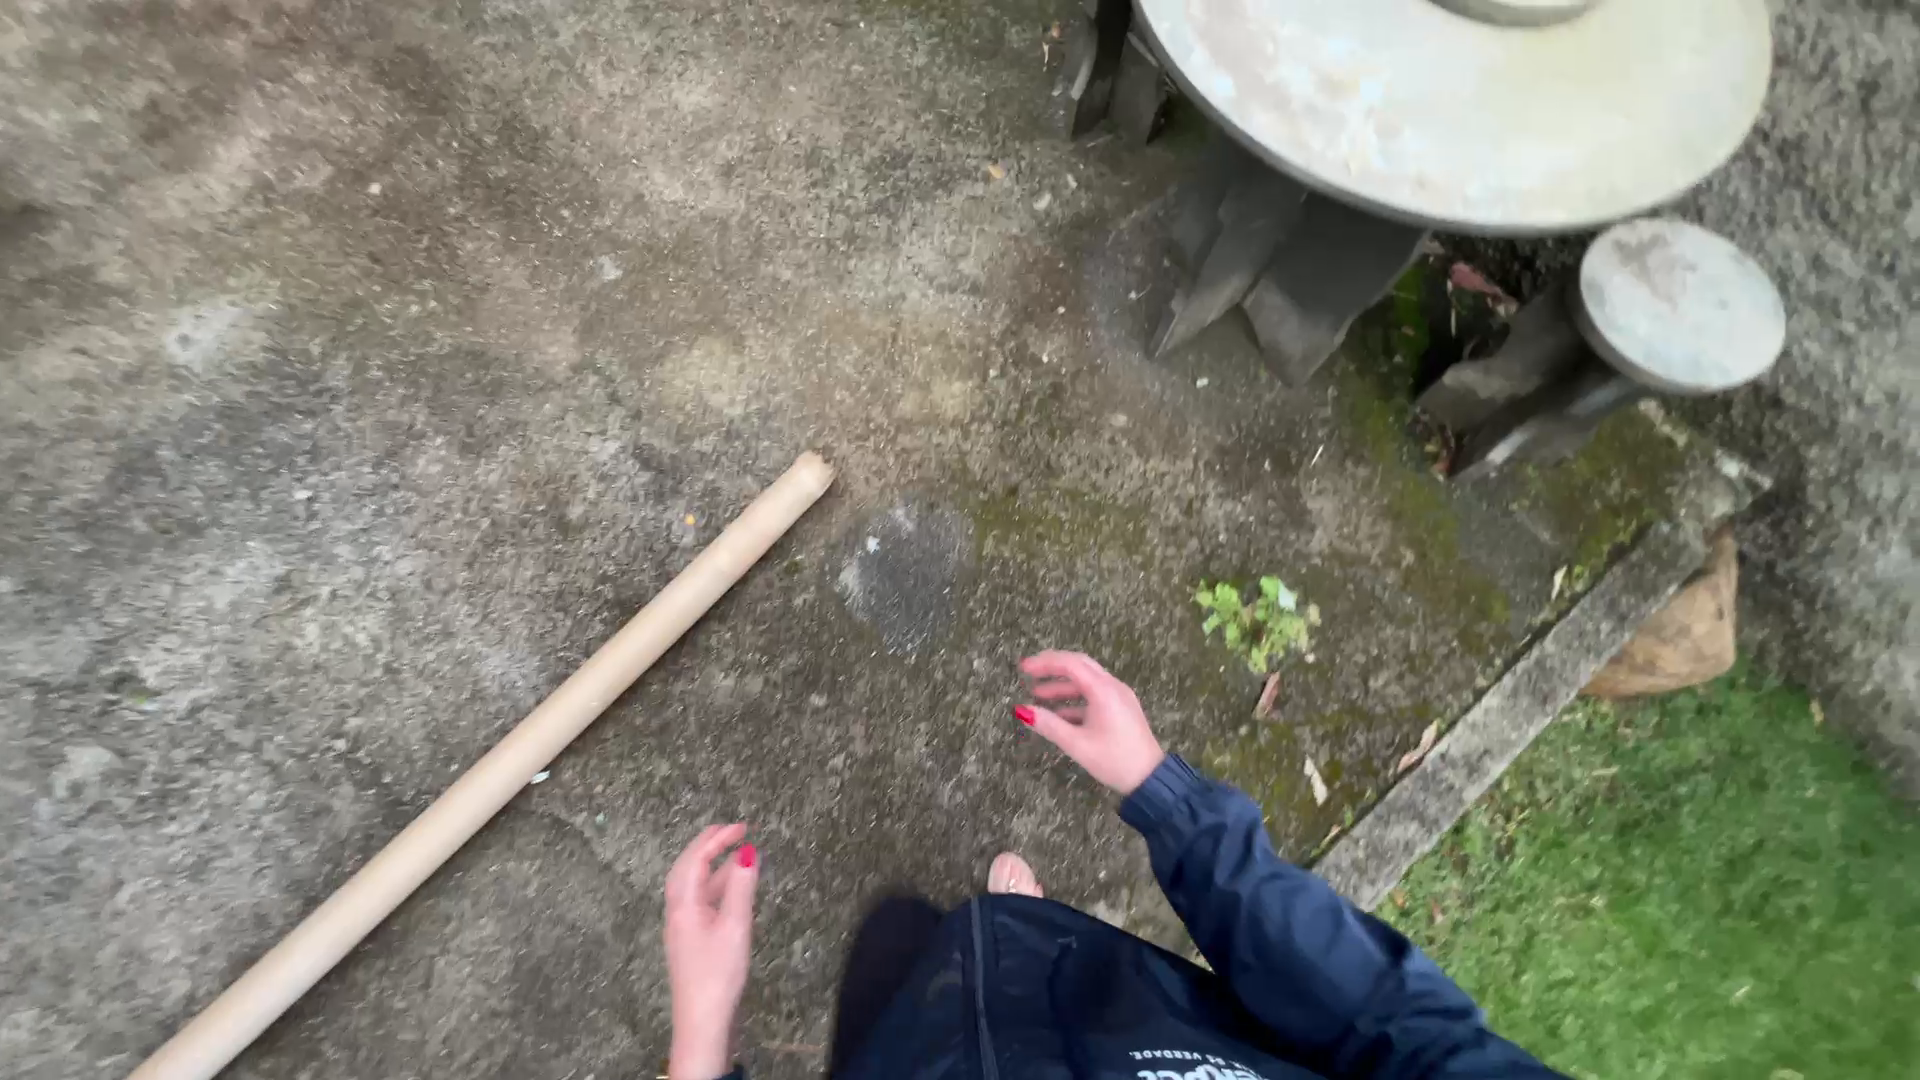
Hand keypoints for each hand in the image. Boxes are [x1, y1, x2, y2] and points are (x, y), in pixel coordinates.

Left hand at [664, 823, 758, 1079]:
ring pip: (694, 884)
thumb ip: (742, 887)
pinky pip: (701, 899)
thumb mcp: (736, 926)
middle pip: (687, 868)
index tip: (742, 826)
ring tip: (739, 852)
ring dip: (713, 864)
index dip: (717, 838)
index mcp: (683, 905)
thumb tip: (748, 851)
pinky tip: (735, 886)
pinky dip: (717, 883)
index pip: (695, 859)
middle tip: (733, 829)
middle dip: (708, 844)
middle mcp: (678, 911)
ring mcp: (683, 926)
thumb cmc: (718, 973)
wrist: (703, 1024)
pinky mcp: (692, 940)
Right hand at [1016, 651, 1165, 794]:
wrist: (1151, 779)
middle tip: (1030, 671)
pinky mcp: (1122, 708)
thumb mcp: (1077, 744)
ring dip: (1063, 685)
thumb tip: (1022, 710)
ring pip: (1087, 680)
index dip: (1045, 663)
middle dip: (1053, 667)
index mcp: (1103, 691)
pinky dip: (1076, 699)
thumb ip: (1049, 725)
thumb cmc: (1113, 760)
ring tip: (1038, 695)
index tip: (1024, 668)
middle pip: (1080, 665)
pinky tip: (1060, 714)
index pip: (1070, 664)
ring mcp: (1120, 696)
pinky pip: (1095, 694)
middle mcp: (1113, 687)